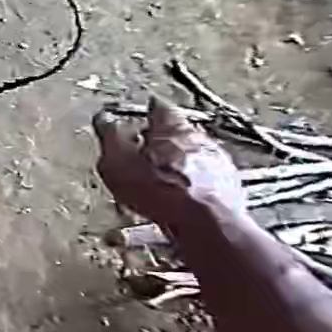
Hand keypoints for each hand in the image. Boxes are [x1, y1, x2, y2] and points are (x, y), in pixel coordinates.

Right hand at [92, 97, 244, 227]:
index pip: (160, 108)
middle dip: (163, 140)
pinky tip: (179, 199)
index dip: (149, 109)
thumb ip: (109, 137)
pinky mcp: (229, 190)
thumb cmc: (158, 189)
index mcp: (172, 128)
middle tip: (146, 150)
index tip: (144, 108)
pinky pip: (205, 181)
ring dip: (179, 165)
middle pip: (179, 133)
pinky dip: (192, 186)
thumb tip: (102, 118)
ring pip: (193, 158)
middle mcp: (200, 140)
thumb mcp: (117, 161)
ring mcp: (219, 165)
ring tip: (160, 180)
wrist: (205, 223)